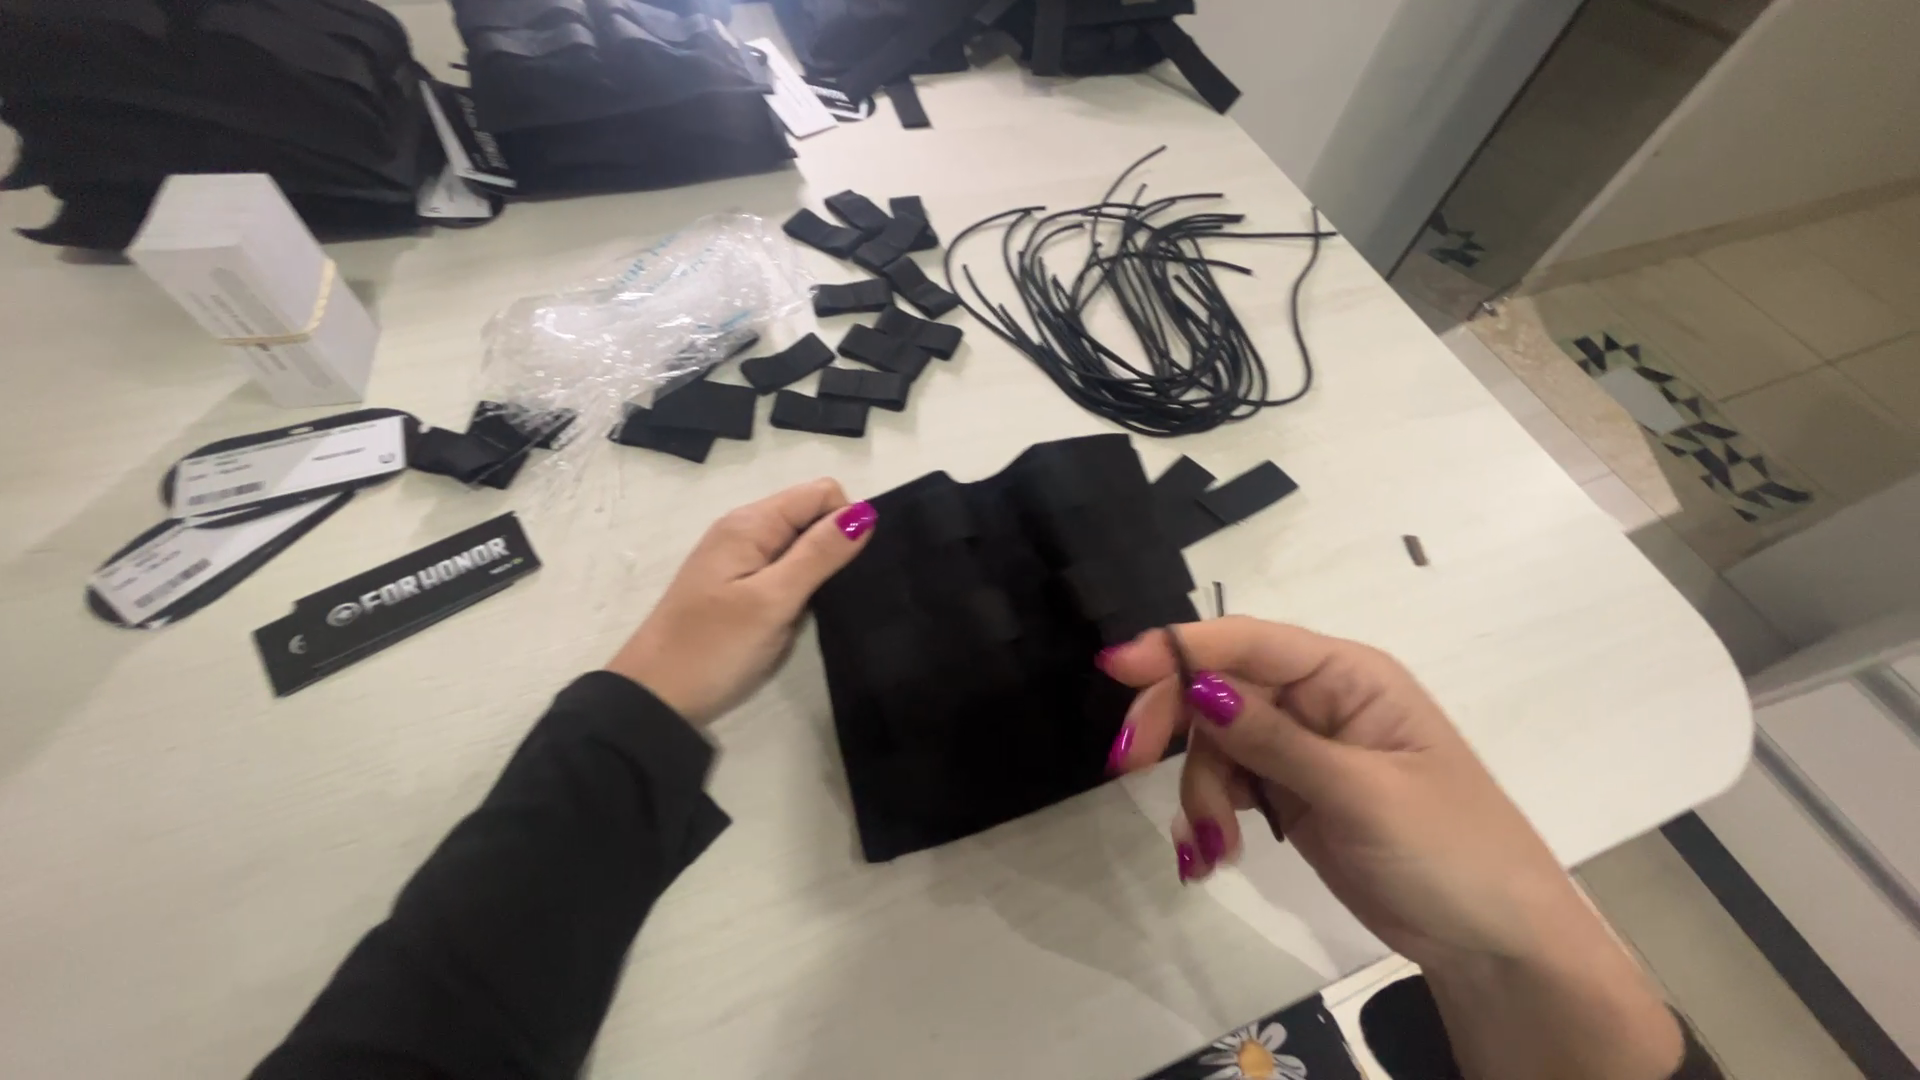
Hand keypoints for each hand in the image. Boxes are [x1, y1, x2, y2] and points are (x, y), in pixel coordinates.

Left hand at [605, 479, 875, 725]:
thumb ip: (819, 554)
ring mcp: (742, 560)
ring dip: (821, 569)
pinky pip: (787, 570)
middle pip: (812, 515)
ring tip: (821, 607)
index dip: (845, 521)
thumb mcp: (773, 600)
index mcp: (751, 523)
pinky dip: (803, 585)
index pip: (821, 492)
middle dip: (835, 545)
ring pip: (802, 544)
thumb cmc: (713, 647)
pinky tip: (803, 613)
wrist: (655, 698)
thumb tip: (866, 513)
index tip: (843, 569)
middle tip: (834, 593)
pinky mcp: (742, 588)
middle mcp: (746, 531)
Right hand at [1099, 617, 1584, 968]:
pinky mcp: (1285, 790)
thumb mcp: (1361, 794)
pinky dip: (1208, 813)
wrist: (1495, 949)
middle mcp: (1314, 699)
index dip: (1178, 648)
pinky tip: (1210, 852)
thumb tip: (1198, 689)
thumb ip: (1274, 740)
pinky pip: (1224, 782)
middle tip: (1127, 763)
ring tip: (1214, 848)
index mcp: (1346, 676)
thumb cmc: (1451, 854)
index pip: (1247, 643)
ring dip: (1199, 792)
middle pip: (1217, 690)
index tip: (1116, 666)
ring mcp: (1297, 746)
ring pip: (1211, 743)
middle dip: (1172, 726)